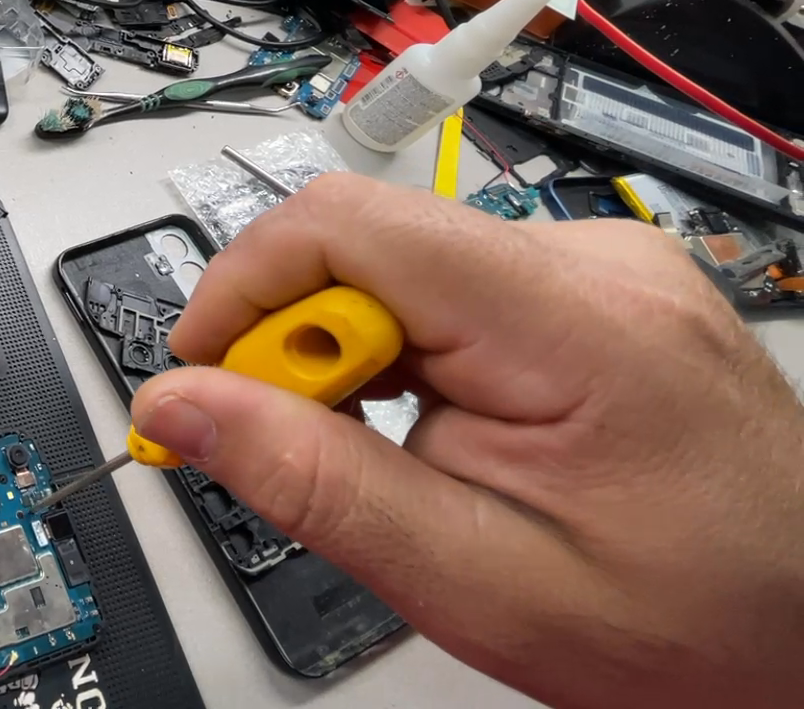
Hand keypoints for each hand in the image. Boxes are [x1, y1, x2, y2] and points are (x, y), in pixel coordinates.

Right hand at [132, 174, 803, 708]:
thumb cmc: (682, 630)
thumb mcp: (465, 579)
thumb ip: (305, 480)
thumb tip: (172, 405)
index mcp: (578, 325)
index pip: (344, 224)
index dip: (242, 282)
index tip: (204, 364)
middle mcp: (580, 261)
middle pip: (348, 240)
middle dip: (283, 330)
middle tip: (284, 424)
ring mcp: (573, 263)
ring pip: (368, 258)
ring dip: (324, 342)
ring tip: (357, 428)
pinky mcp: (553, 280)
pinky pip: (407, 278)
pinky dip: (368, 341)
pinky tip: (397, 404)